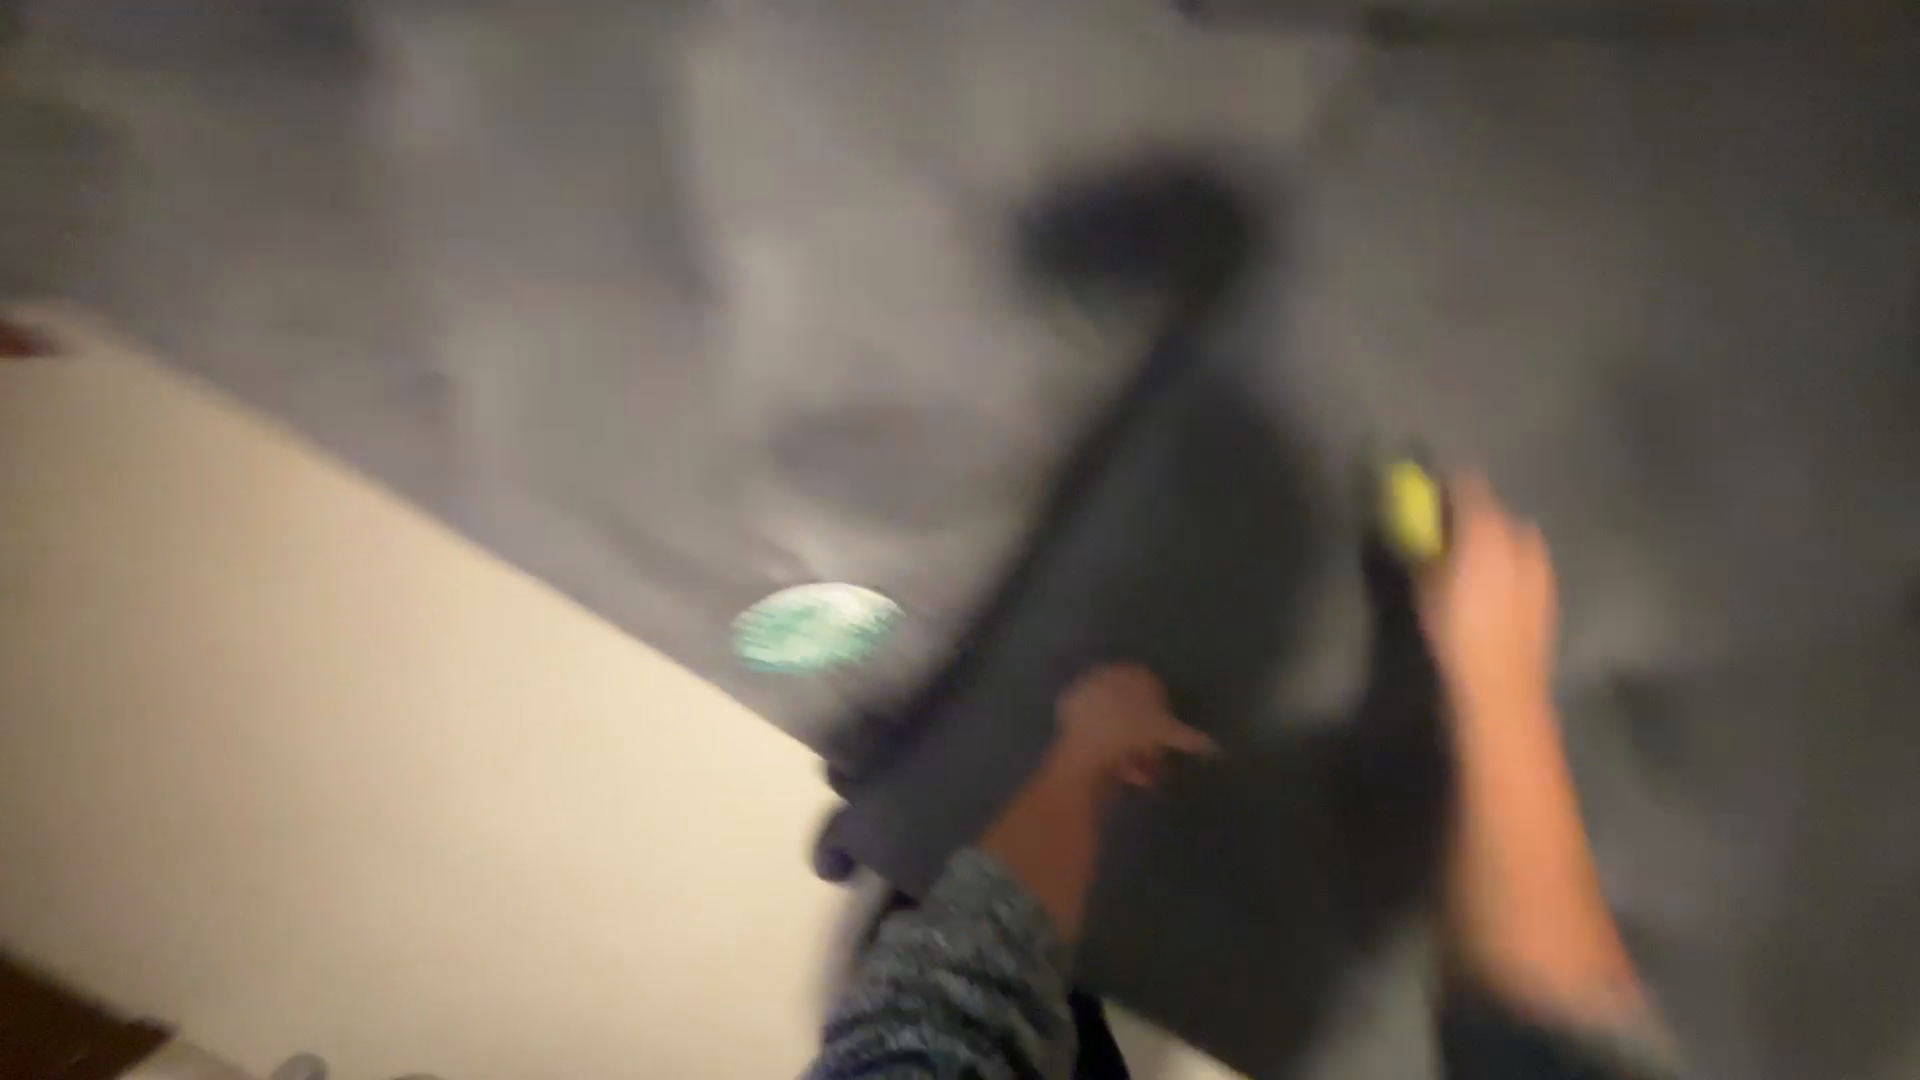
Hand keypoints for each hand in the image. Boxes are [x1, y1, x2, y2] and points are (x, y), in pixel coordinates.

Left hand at [1054, 665, 1217, 787]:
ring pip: (1113, 722)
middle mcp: (1108, 675)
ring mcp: (1085, 689)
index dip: (1162, 717)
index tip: (1165, 742)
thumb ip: (1191, 738)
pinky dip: (1104, 748)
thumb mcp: (1167, 734)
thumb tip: (1216, 748)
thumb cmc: (1133, 732)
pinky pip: (1092, 730)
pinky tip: (1112, 769)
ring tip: (1136, 773)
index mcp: (1132, 673)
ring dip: (1127, 748)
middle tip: (1153, 761)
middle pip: (1131, 707)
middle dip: (1144, 737)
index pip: (1153, 689)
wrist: (1087, 742)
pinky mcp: (1067, 709)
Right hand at [1419, 473, 1558, 718]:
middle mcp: (1518, 537)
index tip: (1430, 487)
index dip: (1448, 484)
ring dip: (1492, 534)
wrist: (1501, 680)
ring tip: (1469, 551)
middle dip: (1472, 511)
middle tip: (1446, 524)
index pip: (1469, 487)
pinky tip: (1491, 577)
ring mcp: (1539, 562)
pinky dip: (1507, 556)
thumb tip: (1422, 529)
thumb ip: (1426, 547)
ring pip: (1513, 533)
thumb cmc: (1453, 629)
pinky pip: (1524, 556)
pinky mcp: (1547, 587)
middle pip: (1494, 509)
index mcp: (1485, 530)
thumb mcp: (1424, 585)